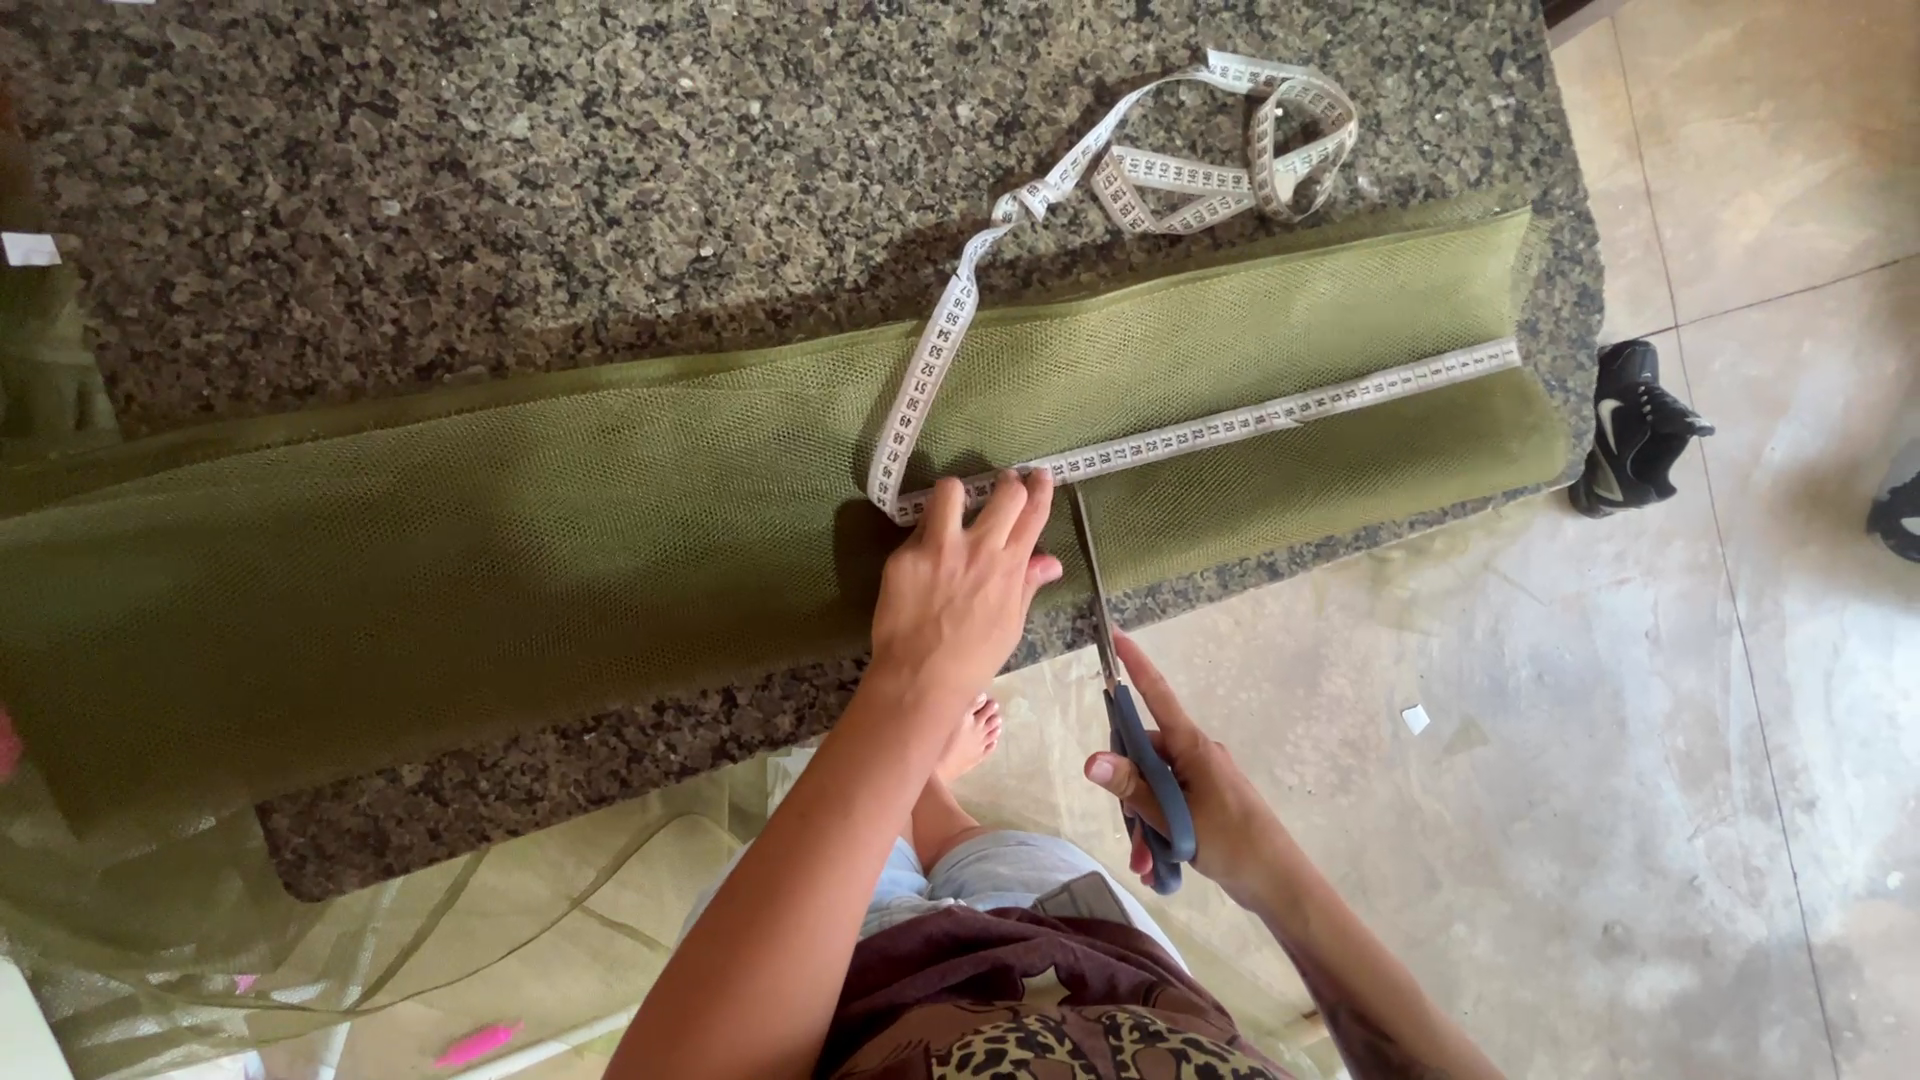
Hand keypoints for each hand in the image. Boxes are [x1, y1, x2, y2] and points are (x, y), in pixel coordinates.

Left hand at [869, 470, 1062, 707]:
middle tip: (1005, 482)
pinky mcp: (905, 555)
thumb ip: (1027, 584)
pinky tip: (923, 557)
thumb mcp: (1011, 624)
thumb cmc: (973, 658)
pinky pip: (918, 529)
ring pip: (951, 490)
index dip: (1040, 489)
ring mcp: (939, 548)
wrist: (921, 677)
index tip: (1041, 475)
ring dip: (956, 493)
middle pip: (1004, 493)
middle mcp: (979, 548)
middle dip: (1008, 482)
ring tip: (953, 504)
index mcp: (1009, 566)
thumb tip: (1051, 562)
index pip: (1033, 514)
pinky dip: (925, 536)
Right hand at [1083, 633, 1288, 907]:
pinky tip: (1158, 865)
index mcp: (1192, 746)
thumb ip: (1133, 788)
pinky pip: (1171, 806)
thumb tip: (1091, 760)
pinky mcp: (1207, 801)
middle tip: (1132, 838)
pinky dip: (1160, 833)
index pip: (1157, 694)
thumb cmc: (1232, 842)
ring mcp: (1202, 778)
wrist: (1281, 884)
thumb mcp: (1174, 817)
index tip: (1116, 634)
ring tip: (1147, 862)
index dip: (1135, 664)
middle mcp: (1195, 754)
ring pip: (1154, 788)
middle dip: (1129, 796)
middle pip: (1144, 756)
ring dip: (1144, 824)